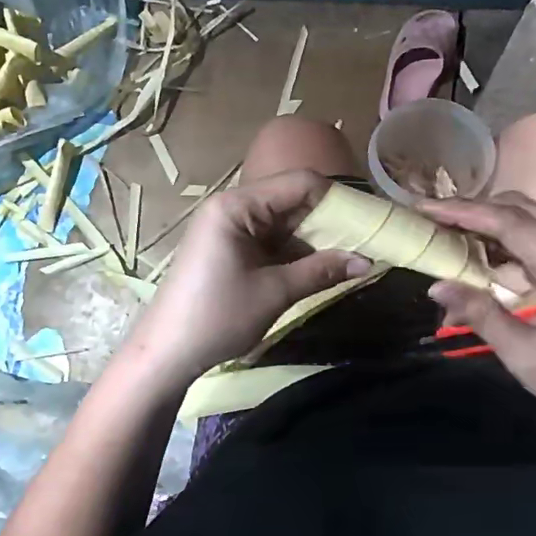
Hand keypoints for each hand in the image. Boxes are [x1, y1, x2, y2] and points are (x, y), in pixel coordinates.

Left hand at [127, 170, 369, 381]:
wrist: (167, 352)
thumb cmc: (218, 316)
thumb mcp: (274, 293)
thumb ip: (322, 271)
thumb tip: (368, 261)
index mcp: (236, 205)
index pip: (299, 183)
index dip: (337, 200)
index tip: (369, 223)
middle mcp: (230, 206)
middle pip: (291, 199)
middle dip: (328, 222)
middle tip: (365, 244)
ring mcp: (226, 227)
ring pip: (282, 222)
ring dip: (313, 239)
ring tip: (349, 259)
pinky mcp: (226, 248)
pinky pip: (268, 239)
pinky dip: (293, 252)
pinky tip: (318, 268)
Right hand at [419, 193, 535, 450]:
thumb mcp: (527, 359)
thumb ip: (483, 316)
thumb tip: (436, 287)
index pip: (514, 224)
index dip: (465, 212)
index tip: (425, 210)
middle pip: (524, 208)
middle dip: (472, 207)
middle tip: (430, 218)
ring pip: (535, 214)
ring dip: (489, 216)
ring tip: (448, 230)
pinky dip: (508, 230)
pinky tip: (482, 248)